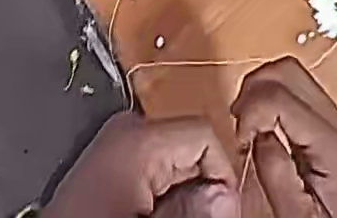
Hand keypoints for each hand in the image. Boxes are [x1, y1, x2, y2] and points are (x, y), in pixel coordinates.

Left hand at [44, 112, 237, 217]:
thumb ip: (193, 209)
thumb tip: (227, 197)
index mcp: (140, 136)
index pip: (205, 133)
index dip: (221, 173)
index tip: (223, 211)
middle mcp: (128, 127)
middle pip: (190, 142)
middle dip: (201, 181)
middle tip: (194, 216)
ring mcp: (116, 141)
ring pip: (173, 155)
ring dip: (182, 188)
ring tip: (169, 214)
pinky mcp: (109, 159)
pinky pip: (153, 165)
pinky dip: (161, 188)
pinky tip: (153, 210)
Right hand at [232, 59, 336, 217]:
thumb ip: (277, 176)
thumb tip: (257, 135)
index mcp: (334, 145)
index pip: (281, 95)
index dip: (251, 109)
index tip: (239, 140)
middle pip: (289, 70)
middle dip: (255, 87)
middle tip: (238, 122)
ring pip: (292, 74)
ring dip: (262, 88)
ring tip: (247, 124)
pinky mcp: (330, 128)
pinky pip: (297, 92)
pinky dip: (272, 97)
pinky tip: (263, 126)